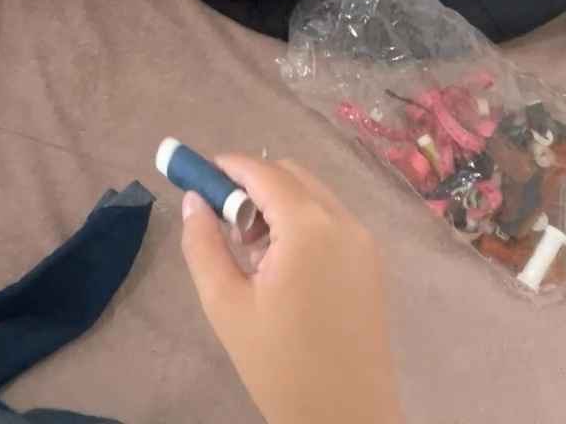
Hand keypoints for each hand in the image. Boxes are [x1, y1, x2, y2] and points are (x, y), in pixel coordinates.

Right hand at [180, 156, 403, 423]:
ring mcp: (364, 241)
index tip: (198, 177)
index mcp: (309, 228)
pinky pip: (331, 219)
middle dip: (253, 186)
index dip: (227, 167)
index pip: (263, 172)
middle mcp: (343, 221)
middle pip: (290, 175)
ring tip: (256, 258)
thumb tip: (192, 199)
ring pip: (312, 194)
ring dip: (279, 204)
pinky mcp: (373, 262)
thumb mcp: (226, 306)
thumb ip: (203, 244)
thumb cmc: (281, 366)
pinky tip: (286, 269)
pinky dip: (303, 222)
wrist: (348, 423)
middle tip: (228, 228)